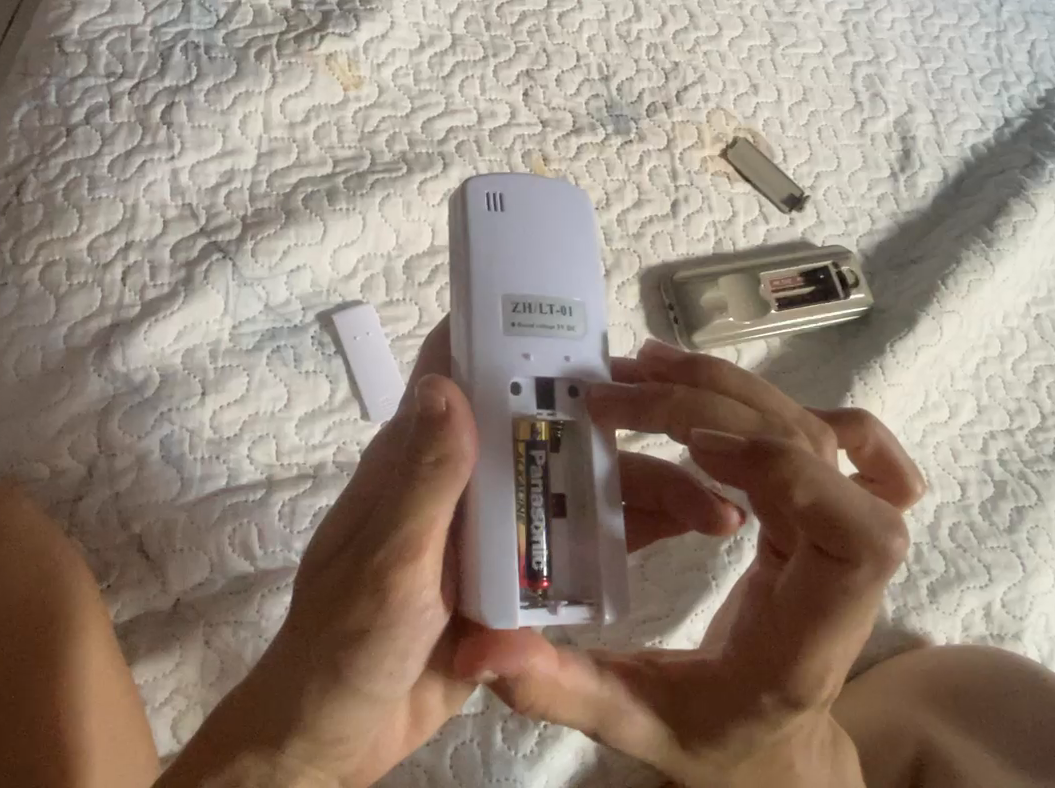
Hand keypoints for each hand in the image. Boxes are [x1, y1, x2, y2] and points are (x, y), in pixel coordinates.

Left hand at [164, 323, 742, 787]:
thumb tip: (449, 378)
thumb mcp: (387, 558)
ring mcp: (485, 529)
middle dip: (606, 422)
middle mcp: (457, 479)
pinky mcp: (509, 577)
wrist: (343, 732)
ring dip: (631, 490)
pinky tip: (678, 542)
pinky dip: (620, 540)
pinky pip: (570, 545)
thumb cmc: (347, 638)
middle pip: (537, 426)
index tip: (578, 322)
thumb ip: (422, 478)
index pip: (457, 370)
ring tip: (711, 506)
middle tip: (686, 425)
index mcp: (416, 458)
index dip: (507, 336)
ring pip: (565, 486)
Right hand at [455, 339, 924, 787]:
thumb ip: (561, 689)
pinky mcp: (826, 512)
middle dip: (715, 408)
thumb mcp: (631, 723)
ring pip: (823, 431)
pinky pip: (851, 443)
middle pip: (819, 455)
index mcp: (809, 633)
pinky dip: (798, 406)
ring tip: (643, 368)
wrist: (772, 745)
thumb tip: (485, 648)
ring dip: (730, 390)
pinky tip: (727, 394)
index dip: (786, 471)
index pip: (856, 538)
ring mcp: (842, 534)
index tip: (694, 449)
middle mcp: (842, 575)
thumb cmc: (711, 741)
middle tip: (618, 395)